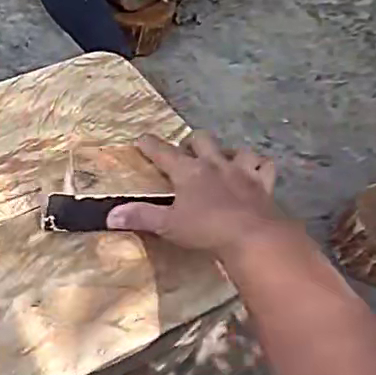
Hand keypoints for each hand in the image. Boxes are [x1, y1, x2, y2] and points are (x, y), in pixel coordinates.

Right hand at [106, 132, 296, 262]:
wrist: (252, 236)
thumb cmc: (206, 229)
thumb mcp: (169, 225)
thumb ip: (141, 217)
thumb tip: (110, 215)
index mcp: (188, 172)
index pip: (164, 153)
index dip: (151, 145)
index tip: (142, 138)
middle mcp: (215, 165)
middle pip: (202, 140)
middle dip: (193, 143)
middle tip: (188, 152)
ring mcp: (243, 172)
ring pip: (237, 150)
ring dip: (229, 153)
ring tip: (225, 160)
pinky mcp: (264, 185)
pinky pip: (265, 168)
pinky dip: (260, 168)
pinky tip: (257, 171)